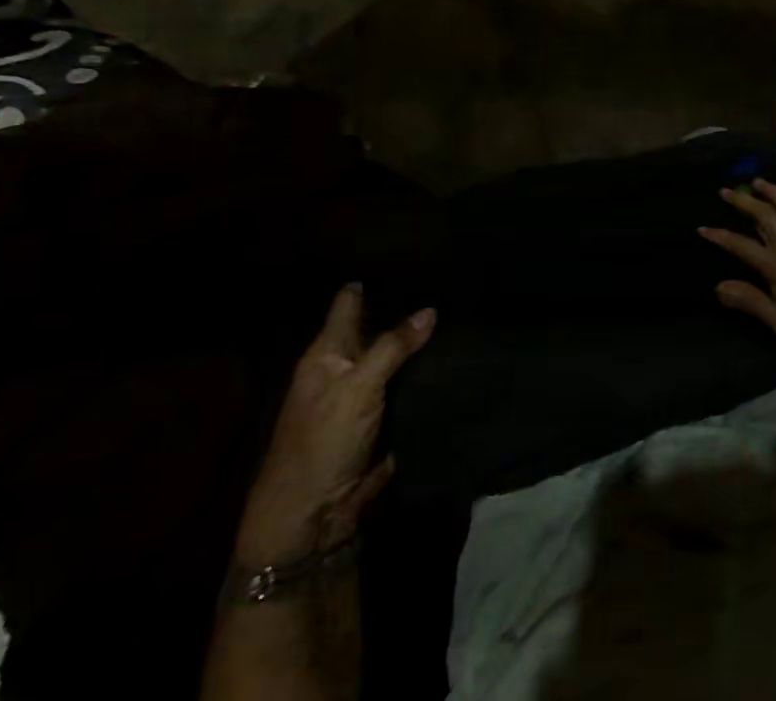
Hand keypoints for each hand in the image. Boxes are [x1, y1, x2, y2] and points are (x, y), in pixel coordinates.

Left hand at [233, 285, 434, 564]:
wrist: (312, 513)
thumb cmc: (322, 441)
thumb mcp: (356, 388)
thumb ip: (393, 348)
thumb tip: (430, 311)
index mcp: (327, 353)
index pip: (349, 306)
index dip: (371, 285)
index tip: (402, 261)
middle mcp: (346, 369)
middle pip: (379, 332)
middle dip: (407, 314)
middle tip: (450, 288)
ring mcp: (365, 397)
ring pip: (399, 363)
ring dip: (423, 349)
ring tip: (463, 322)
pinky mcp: (385, 423)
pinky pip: (411, 393)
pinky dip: (430, 381)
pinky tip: (459, 367)